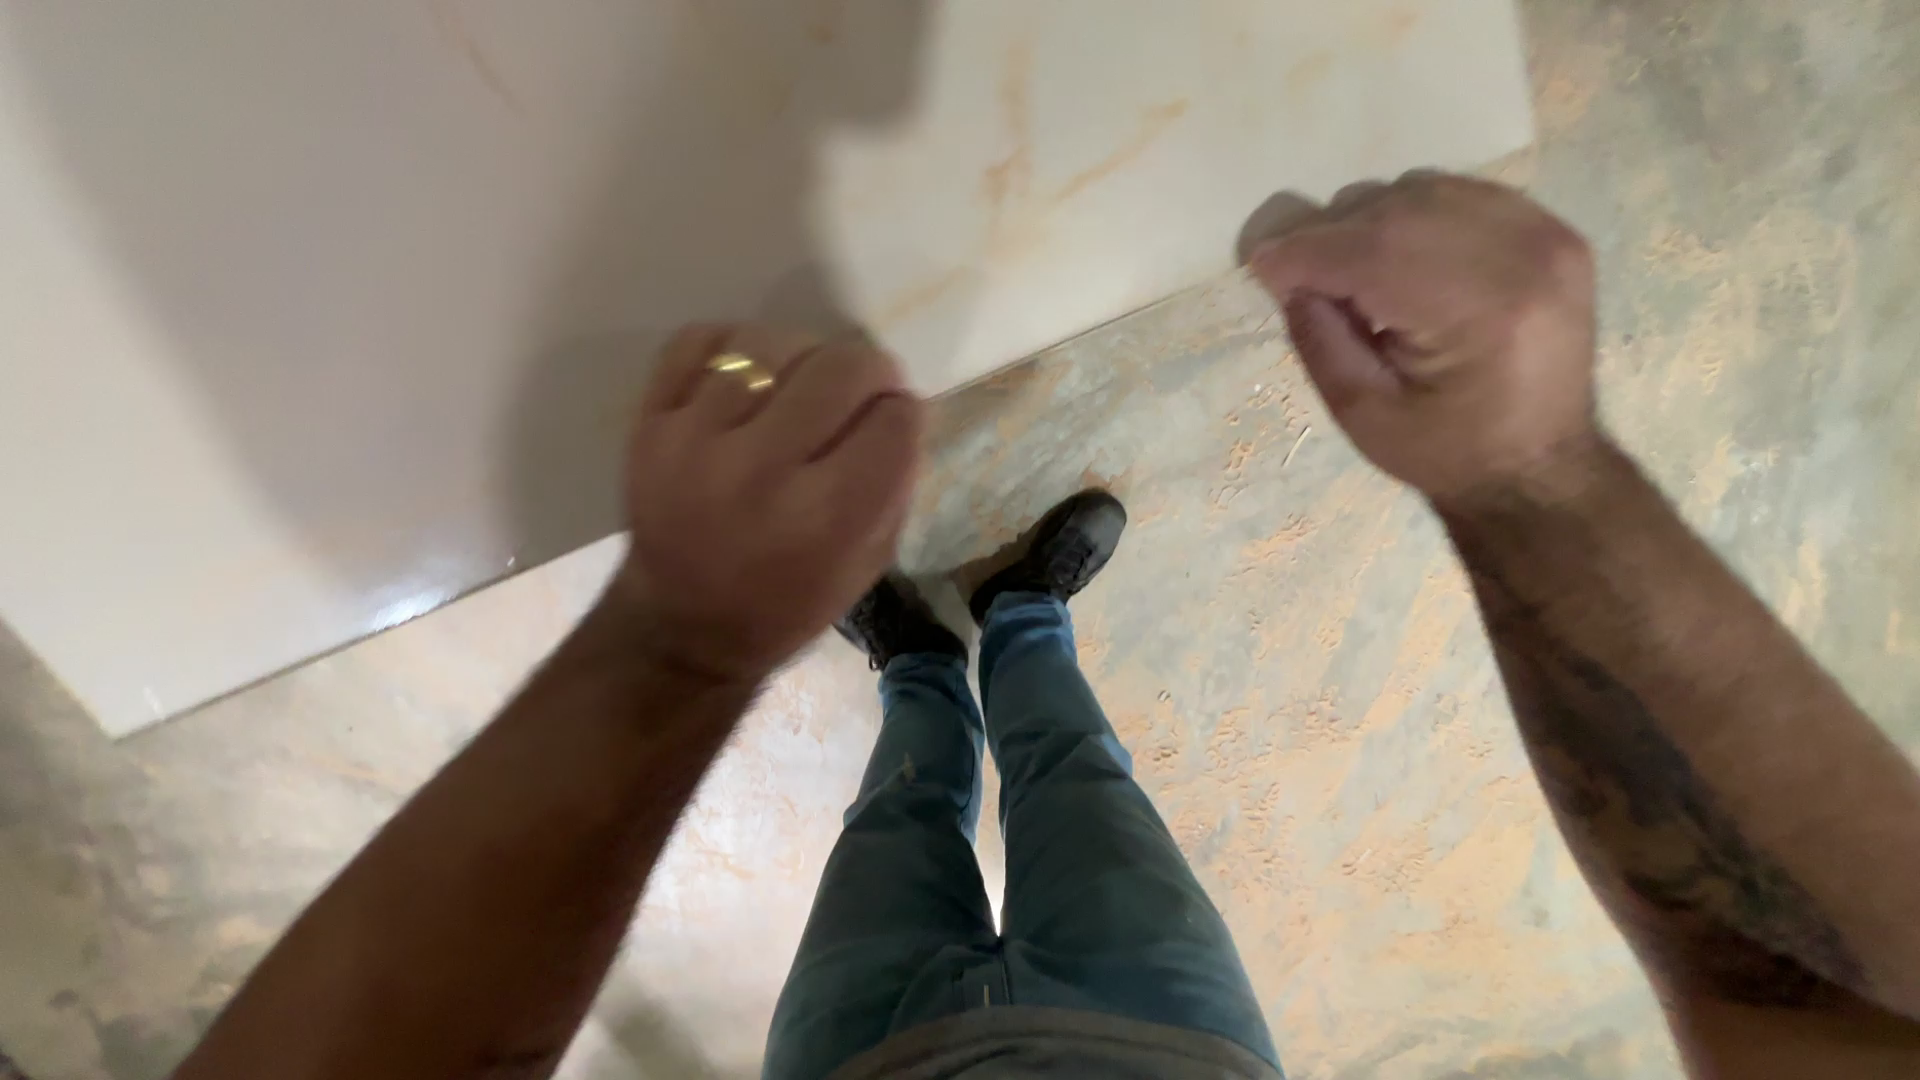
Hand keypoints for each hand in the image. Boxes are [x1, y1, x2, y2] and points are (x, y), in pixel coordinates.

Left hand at [616, 323, 922, 683]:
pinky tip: (751, 377)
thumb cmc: (791, 603)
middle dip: (871, 372)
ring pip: (774, 344)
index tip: (894, 422)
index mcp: (828, 518)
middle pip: (843, 368)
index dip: (905, 413)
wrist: (683, 625)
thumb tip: (901, 406)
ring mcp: (697, 440)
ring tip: (804, 386)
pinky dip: (737, 346)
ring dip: (806, 357)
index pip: (895, 419)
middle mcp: (763, 470)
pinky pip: (702, 339)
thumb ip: (895, 481)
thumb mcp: (870, 561)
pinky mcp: (650, 422)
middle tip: (865, 391)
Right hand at [1247, 172, 1600, 504]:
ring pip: (1426, 190)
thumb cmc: (1442, 452)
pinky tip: (1388, 258)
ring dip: (1367, 222)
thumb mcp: (1361, 412)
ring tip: (1341, 272)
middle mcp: (1526, 255)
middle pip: (1400, 210)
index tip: (1258, 264)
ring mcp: (1547, 235)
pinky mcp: (1551, 231)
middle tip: (1293, 274)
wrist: (1535, 463)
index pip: (1376, 253)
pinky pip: (1459, 195)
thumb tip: (1286, 278)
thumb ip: (1320, 339)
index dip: (1307, 252)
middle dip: (1331, 236)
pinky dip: (1409, 215)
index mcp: (1483, 312)